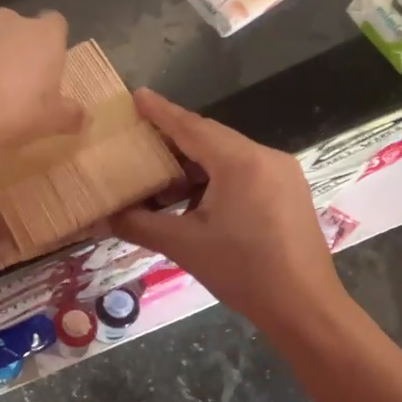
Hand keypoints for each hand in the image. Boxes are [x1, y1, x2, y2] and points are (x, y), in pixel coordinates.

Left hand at [0, 8, 84, 152]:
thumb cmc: (10, 114)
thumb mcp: (48, 121)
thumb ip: (70, 115)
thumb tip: (86, 117)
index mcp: (44, 35)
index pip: (55, 25)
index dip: (47, 45)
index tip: (40, 67)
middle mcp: (10, 18)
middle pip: (15, 27)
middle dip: (10, 47)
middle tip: (3, 82)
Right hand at [110, 90, 347, 334]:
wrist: (304, 306)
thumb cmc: (243, 271)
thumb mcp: (183, 245)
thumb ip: (138, 225)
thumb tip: (97, 218)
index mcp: (241, 163)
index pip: (192, 128)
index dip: (161, 112)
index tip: (136, 96)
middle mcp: (266, 158)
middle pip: (210, 138)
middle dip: (173, 138)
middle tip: (138, 138)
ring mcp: (282, 174)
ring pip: (227, 156)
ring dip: (191, 163)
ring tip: (157, 176)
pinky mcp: (287, 192)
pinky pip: (242, 171)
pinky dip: (212, 177)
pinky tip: (190, 198)